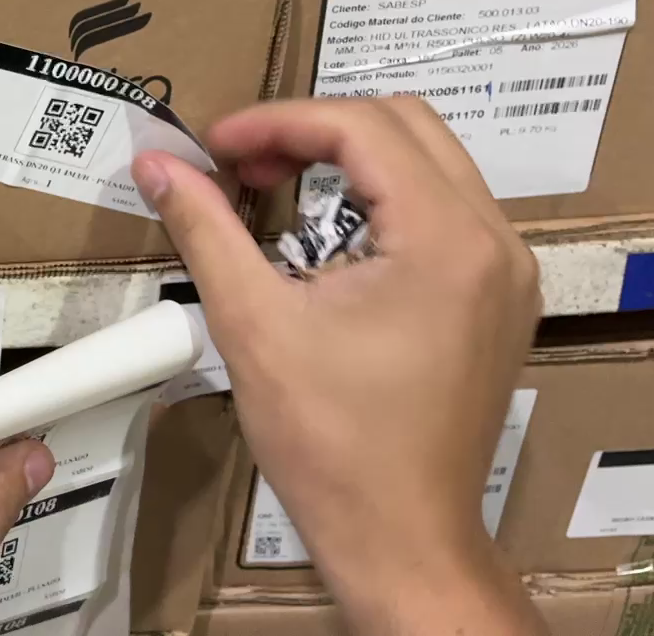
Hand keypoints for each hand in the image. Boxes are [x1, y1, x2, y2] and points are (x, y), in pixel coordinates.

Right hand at [133, 97, 545, 635]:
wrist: (395, 531)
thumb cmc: (324, 430)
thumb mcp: (247, 316)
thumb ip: (200, 224)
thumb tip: (151, 163)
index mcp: (445, 240)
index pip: (362, 127)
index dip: (274, 121)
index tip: (209, 145)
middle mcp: (493, 242)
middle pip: (403, 124)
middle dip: (308, 128)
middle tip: (238, 162)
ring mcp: (502, 270)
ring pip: (423, 158)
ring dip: (337, 155)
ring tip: (266, 188)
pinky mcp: (489, 295)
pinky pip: (433, 203)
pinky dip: (366, 192)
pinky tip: (313, 230)